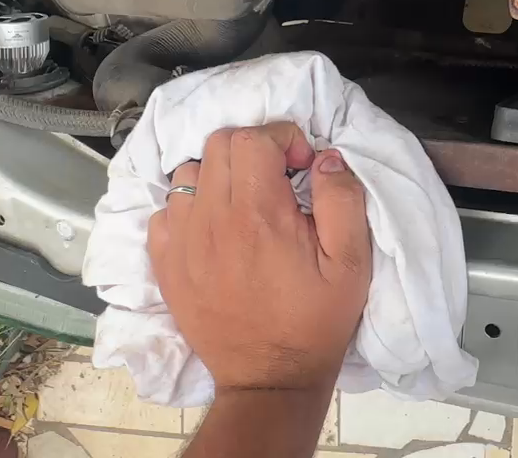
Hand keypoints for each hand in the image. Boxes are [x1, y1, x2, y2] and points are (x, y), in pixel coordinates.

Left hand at [148, 124, 371, 392]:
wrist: (270, 379)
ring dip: (222, 172)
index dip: (285, 138)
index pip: (253, 138)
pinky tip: (218, 223)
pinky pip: (165, 211)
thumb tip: (326, 157)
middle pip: (219, 144)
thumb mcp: (353, 258)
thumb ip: (343, 197)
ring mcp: (182, 244)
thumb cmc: (316, 316)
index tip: (304, 166)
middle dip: (255, 146)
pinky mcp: (166, 266)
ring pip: (189, 173)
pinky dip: (191, 204)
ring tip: (248, 196)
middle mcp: (211, 221)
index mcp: (258, 214)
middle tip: (281, 175)